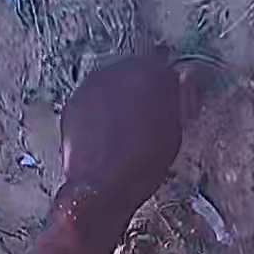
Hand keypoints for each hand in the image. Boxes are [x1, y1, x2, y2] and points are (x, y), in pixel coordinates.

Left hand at [59, 51, 183, 226]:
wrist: (100, 188)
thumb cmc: (140, 166)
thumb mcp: (173, 134)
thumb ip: (177, 103)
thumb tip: (180, 88)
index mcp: (152, 74)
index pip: (165, 66)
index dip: (167, 84)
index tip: (169, 97)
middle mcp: (119, 71)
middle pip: (134, 71)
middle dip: (140, 89)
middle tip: (145, 114)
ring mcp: (92, 86)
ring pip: (110, 85)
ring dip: (117, 99)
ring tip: (123, 128)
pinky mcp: (73, 104)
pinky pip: (91, 101)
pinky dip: (97, 112)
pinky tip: (104, 134)